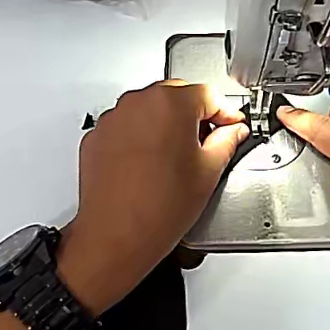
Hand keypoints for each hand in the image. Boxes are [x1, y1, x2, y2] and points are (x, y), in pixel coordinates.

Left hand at [58, 80, 247, 313]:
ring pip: (149, 109)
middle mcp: (138, 104)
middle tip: (208, 140)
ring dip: (166, 124)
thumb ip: (226, 141)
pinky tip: (151, 164)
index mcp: (171, 104)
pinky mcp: (97, 136)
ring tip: (177, 157)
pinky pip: (126, 126)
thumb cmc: (157, 209)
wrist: (116, 236)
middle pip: (176, 95)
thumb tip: (232, 132)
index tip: (231, 124)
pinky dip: (140, 137)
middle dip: (195, 114)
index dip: (226, 112)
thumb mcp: (208, 172)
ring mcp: (113, 119)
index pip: (208, 94)